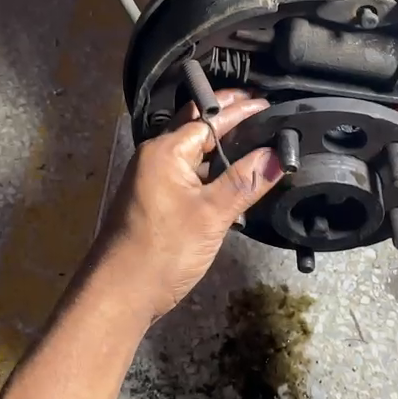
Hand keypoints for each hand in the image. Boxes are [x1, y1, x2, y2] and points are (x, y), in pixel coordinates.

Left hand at [83, 90, 284, 322]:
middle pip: (196, 125)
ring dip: (219, 141)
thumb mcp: (211, 215)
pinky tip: (230, 173)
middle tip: (260, 109)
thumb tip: (279, 154)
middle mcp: (155, 155)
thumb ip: (245, 182)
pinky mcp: (155, 195)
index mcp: (166, 150)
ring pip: (191, 148)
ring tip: (254, 137)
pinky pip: (186, 168)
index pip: (209, 116)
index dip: (241, 110)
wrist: (118, 294)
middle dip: (227, 115)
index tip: (269, 103)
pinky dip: (209, 164)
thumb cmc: (163, 252)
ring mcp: (152, 175)